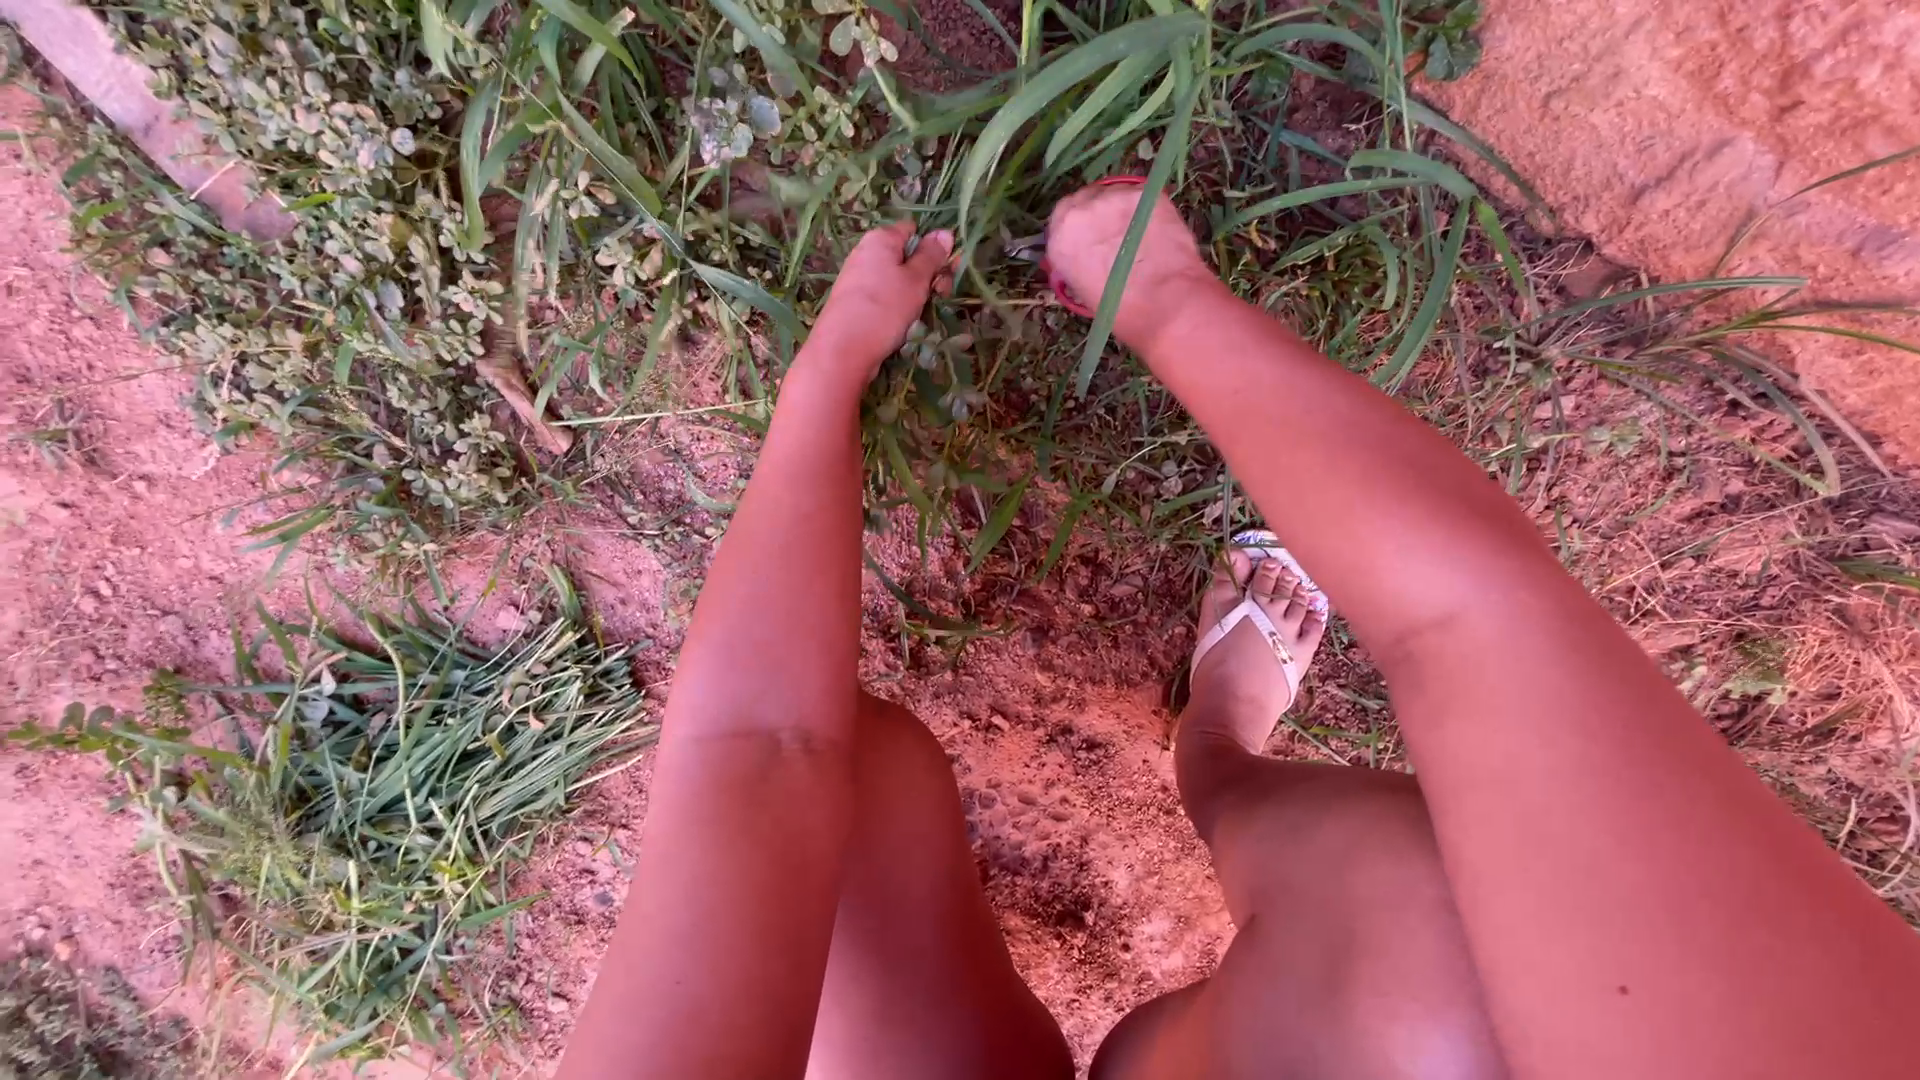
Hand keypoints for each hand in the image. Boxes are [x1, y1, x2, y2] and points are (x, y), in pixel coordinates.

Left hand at [802, 222, 953, 382]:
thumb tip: (945, 232)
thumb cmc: (884, 308)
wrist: (843, 349)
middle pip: (905, 257)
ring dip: (915, 295)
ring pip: (897, 280)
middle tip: (940, 295)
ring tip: (921, 314)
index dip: (932, 247)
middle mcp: (866, 253)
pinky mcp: (855, 302)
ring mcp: (858, 278)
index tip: (945, 268)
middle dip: (926, 275)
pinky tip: (904, 324)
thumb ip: (931, 256)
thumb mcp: (916, 280)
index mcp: (880, 238)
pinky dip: (897, 307)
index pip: (913, 230)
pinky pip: (884, 297)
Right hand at [1046, 184, 1219, 352]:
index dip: (1080, 224)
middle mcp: (1080, 211)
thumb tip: (1085, 253)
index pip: (1062, 214)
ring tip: (1139, 232)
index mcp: (1060, 238)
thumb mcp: (1082, 288)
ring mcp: (1112, 197)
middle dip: (1099, 212)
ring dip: (1123, 209)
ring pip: (1114, 194)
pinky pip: (1140, 196)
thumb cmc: (1120, 309)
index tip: (1091, 234)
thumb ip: (1077, 261)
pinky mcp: (1143, 193)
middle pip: (1086, 197)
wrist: (1162, 302)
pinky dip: (1146, 209)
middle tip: (1116, 232)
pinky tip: (1155, 228)